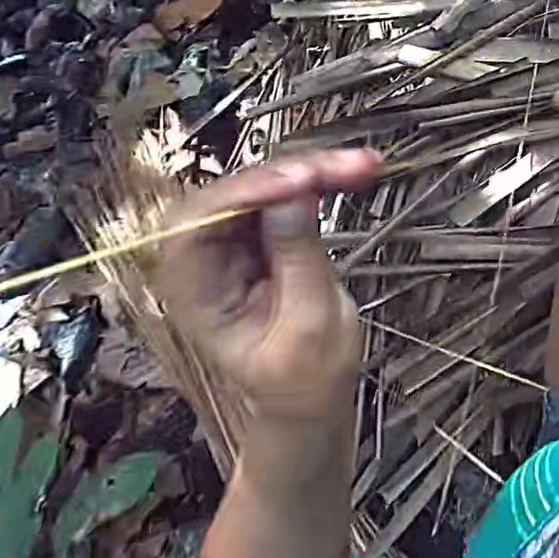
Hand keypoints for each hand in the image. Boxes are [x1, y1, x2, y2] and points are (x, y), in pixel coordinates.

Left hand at [148, 149, 383, 422]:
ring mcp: (237, 239)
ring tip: (364, 166)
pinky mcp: (267, 229)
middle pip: (236, 192)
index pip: (199, 224)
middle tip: (348, 167)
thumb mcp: (308, 325)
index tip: (300, 183)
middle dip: (293, 173)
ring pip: (267, 183)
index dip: (244, 194)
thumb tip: (295, 194)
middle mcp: (206, 255)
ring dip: (316, 169)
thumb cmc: (305, 376)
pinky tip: (355, 171)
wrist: (314, 391)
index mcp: (194, 290)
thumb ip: (298, 258)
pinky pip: (289, 191)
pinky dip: (323, 179)